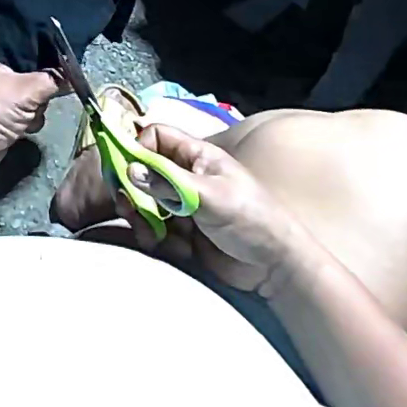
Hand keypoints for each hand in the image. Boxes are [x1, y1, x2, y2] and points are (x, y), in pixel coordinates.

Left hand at [0, 56, 64, 172]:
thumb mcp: (27, 90)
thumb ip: (52, 80)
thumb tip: (72, 76)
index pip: (29, 54)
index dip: (45, 64)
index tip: (60, 73)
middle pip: (35, 79)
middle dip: (39, 95)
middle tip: (33, 101)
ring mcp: (2, 98)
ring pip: (35, 99)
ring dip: (35, 111)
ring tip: (25, 118)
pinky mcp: (7, 116)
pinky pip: (29, 114)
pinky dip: (29, 122)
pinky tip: (23, 129)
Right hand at [57, 121, 313, 296]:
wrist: (277, 269)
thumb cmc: (251, 220)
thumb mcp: (209, 196)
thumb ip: (167, 182)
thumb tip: (130, 169)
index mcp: (196, 156)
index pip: (156, 136)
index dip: (139, 147)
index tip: (129, 169)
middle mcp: (185, 175)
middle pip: (143, 170)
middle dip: (133, 189)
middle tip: (128, 205)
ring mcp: (182, 203)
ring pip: (144, 201)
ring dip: (141, 217)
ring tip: (149, 233)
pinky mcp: (181, 230)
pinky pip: (154, 227)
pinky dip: (155, 237)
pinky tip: (170, 246)